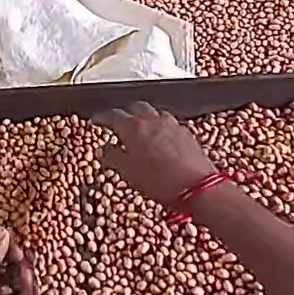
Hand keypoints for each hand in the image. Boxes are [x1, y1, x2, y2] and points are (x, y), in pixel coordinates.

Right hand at [93, 101, 216, 204]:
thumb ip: (112, 157)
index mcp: (132, 127)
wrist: (197, 187)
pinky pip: (168, 122)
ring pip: (153, 112)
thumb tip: (103, 149)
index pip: (112, 115)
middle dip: (124, 112)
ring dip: (143, 117)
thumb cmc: (159, 181)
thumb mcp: (128, 172)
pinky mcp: (186, 132)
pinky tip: (159, 138)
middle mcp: (152, 120)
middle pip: (134, 107)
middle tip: (117, 122)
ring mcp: (171, 124)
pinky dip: (159, 126)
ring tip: (138, 128)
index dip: (101, 117)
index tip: (96, 120)